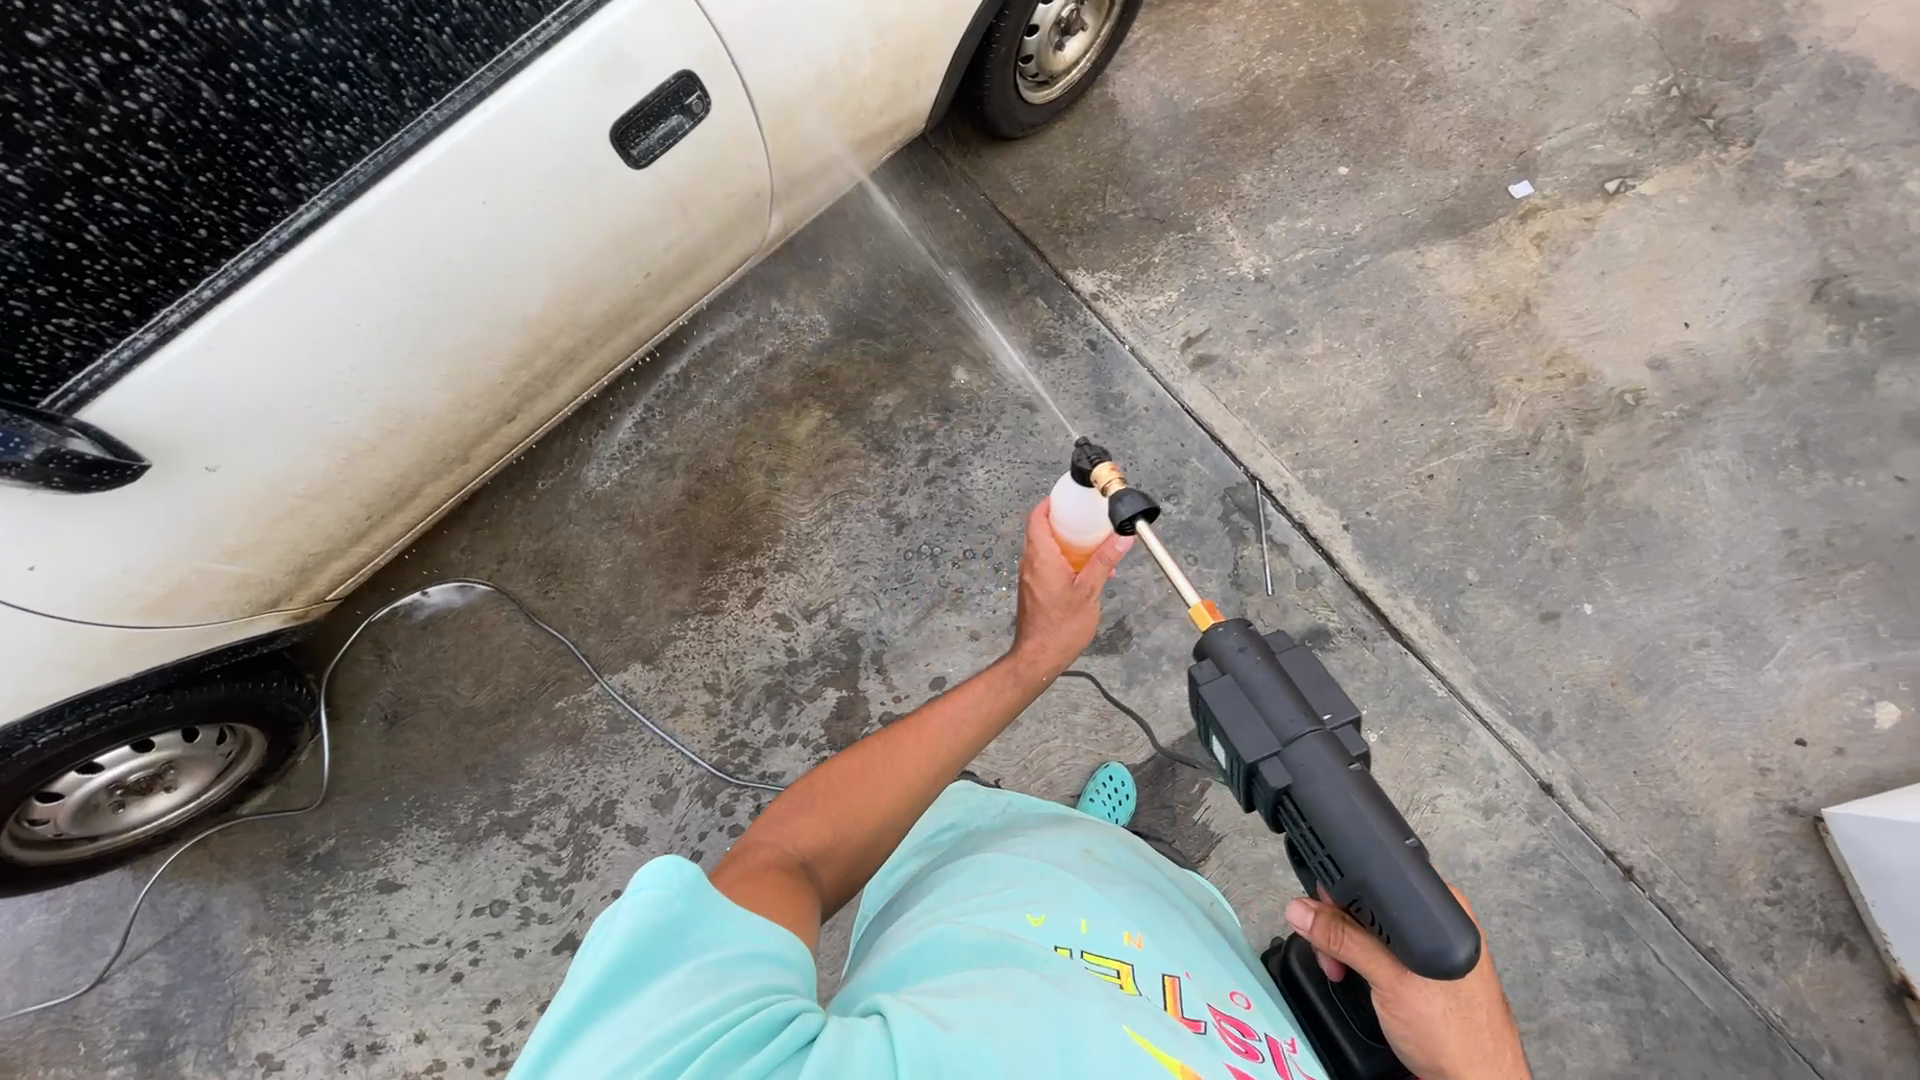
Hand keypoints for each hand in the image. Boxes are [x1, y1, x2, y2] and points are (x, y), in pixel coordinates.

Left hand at [1007, 497, 1132, 677]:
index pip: (1037, 518)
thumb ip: (1104, 561)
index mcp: (1041, 557)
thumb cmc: (1060, 627)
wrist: (1039, 656)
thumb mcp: (1089, 591)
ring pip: (1046, 549)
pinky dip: (1064, 562)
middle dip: (1065, 523)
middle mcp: (1030, 563)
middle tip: (1087, 520)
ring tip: (1094, 551)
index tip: (1068, 499)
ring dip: (1068, 546)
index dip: (1050, 504)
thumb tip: (1121, 537)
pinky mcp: (1033, 589)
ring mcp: (1030, 577)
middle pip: (1042, 531)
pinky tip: (1086, 574)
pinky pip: (1047, 566)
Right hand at [1285, 885, 1529, 1079]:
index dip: (1340, 892)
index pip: (1377, 880)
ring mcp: (1430, 950)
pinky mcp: (1424, 972)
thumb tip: (1298, 909)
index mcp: (1441, 908)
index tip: (1321, 916)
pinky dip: (1360, 962)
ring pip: (1370, 930)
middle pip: (1367, 906)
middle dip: (1338, 927)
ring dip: (1344, 949)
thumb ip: (1343, 939)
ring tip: (1339, 973)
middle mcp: (1437, 922)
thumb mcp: (1389, 980)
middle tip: (1330, 955)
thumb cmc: (1452, 1034)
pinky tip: (1354, 979)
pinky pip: (1381, 952)